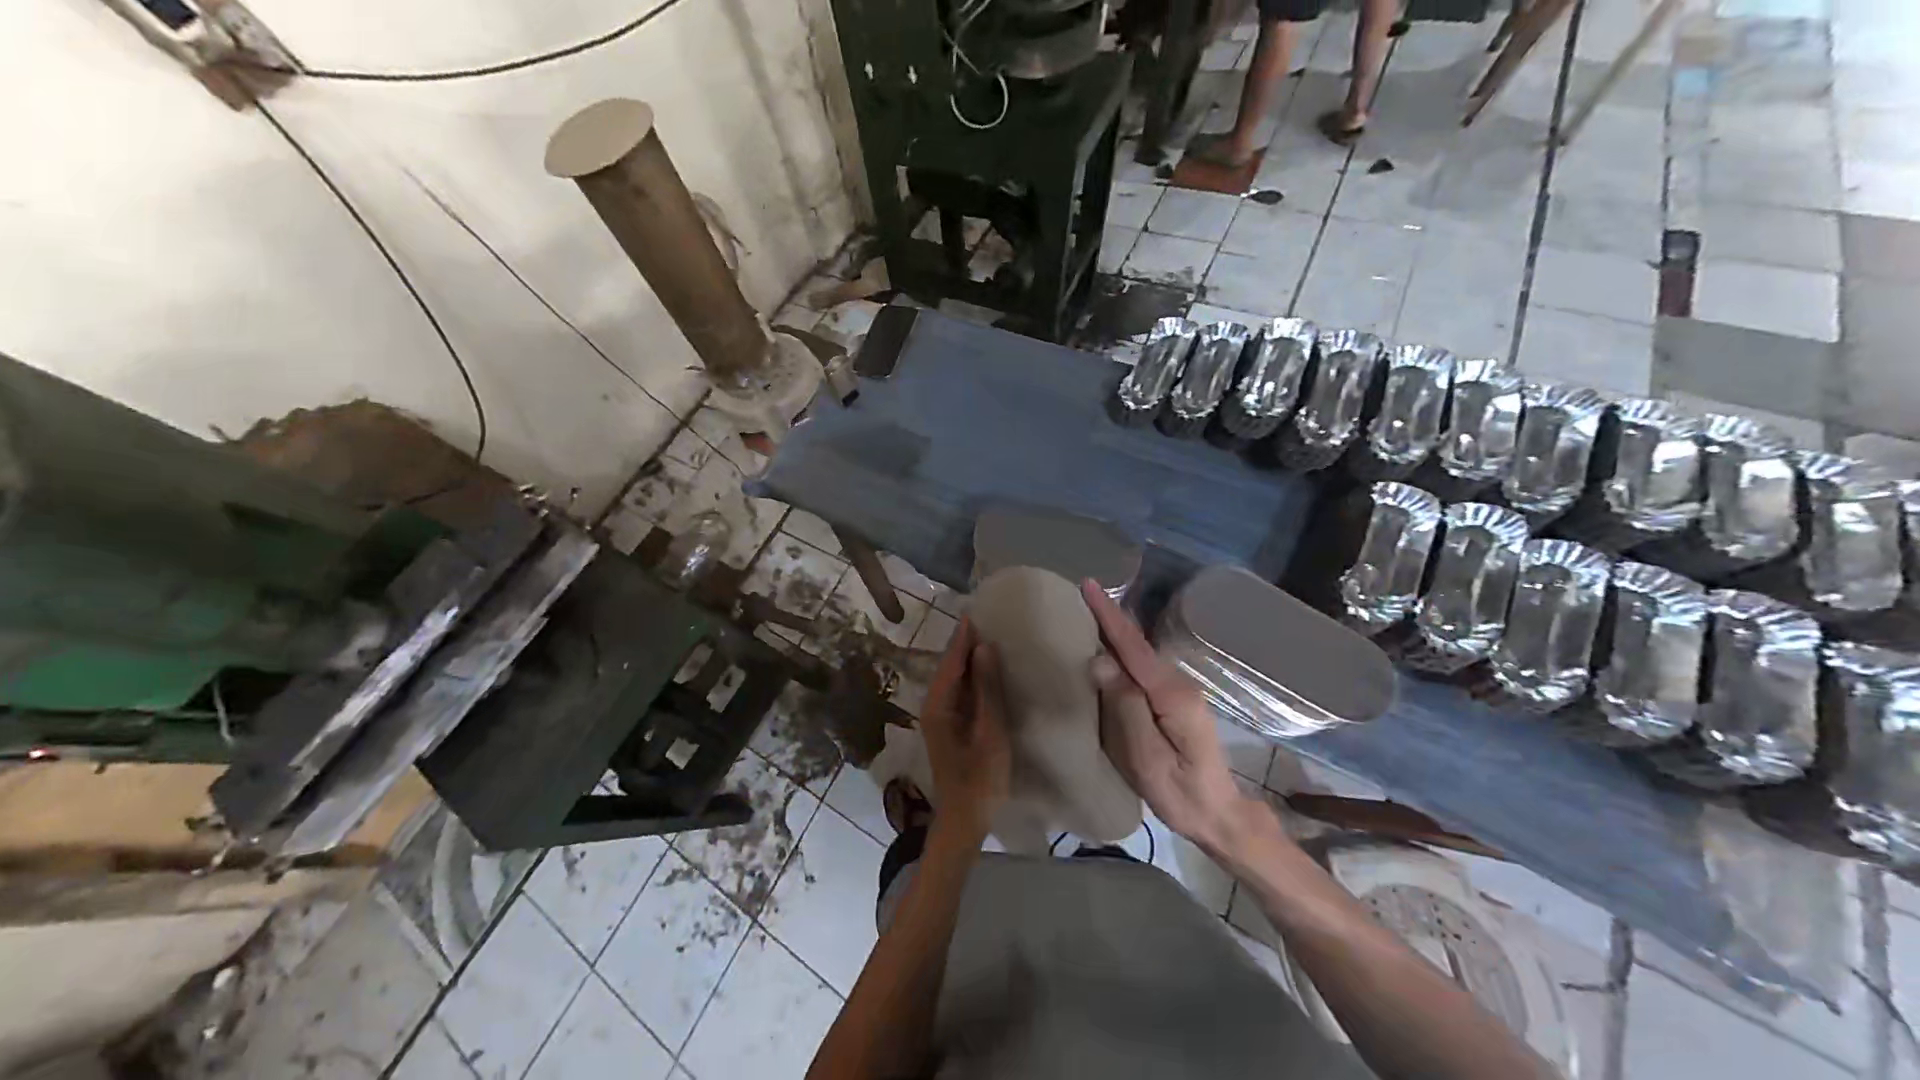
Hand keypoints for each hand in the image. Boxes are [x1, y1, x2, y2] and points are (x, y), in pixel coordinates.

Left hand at [919, 618, 1010, 841]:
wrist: (965, 818)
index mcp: (938, 704)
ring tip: (991, 636)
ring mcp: (941, 716)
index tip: (976, 610)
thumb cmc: (980, 777)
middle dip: (966, 643)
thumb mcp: (990, 731)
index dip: (964, 636)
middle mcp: (933, 705)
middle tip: (987, 618)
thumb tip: (984, 647)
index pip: (952, 660)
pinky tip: (989, 671)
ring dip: (970, 659)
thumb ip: (988, 689)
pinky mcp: (950, 725)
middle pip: (950, 666)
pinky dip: (973, 677)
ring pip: (954, 678)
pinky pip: (961, 691)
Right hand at [1080, 580, 1286, 865]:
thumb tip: (1101, 660)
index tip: (1088, 585)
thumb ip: (1126, 708)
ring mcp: (1179, 692)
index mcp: (1173, 695)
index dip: (1109, 616)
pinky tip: (1106, 652)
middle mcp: (1178, 684)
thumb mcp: (1146, 758)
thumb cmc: (1181, 794)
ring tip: (1083, 616)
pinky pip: (1142, 670)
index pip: (1133, 648)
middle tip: (1077, 596)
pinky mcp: (1175, 702)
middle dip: (1108, 619)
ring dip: (1114, 635)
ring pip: (1139, 656)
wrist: (1220, 816)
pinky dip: (1122, 654)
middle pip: (1137, 645)